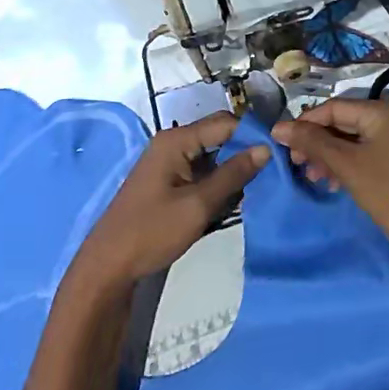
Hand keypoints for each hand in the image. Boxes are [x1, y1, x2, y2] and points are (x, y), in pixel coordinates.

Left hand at [75, 113, 268, 284]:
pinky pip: (202, 171)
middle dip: (245, 152)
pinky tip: (236, 199)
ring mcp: (169, 162)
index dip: (253, 134)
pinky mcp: (169, 181)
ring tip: (260, 186)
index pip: (225, 123)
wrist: (108, 267)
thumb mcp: (198, 204)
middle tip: (273, 172)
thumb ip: (233, 174)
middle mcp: (172, 143)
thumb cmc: (152, 232)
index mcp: (176, 140)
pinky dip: (219, 181)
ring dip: (233, 170)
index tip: (280, 152)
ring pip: (213, 156)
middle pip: (219, 136)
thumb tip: (266, 148)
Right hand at [272, 98, 388, 261]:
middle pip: (341, 122)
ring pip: (348, 139)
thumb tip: (278, 128)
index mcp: (381, 111)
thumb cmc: (386, 192)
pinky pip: (360, 153)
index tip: (279, 142)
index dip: (305, 123)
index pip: (333, 107)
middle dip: (315, 141)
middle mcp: (388, 118)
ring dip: (326, 155)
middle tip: (294, 162)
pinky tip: (329, 181)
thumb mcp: (345, 164)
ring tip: (310, 175)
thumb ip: (312, 143)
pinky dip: (342, 164)